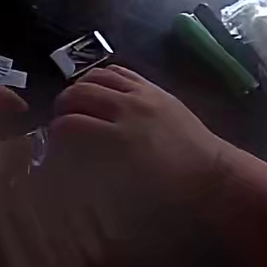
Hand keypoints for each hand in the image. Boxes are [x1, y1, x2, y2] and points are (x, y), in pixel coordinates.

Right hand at [50, 65, 238, 210]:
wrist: (212, 177)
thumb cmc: (167, 195)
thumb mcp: (123, 191)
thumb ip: (88, 171)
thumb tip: (60, 161)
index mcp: (119, 139)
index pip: (68, 126)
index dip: (54, 137)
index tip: (54, 149)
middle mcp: (128, 109)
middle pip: (75, 94)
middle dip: (61, 111)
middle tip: (61, 127)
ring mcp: (142, 94)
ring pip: (93, 77)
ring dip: (77, 90)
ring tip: (77, 107)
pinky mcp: (153, 88)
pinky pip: (117, 71)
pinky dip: (99, 80)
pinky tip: (98, 95)